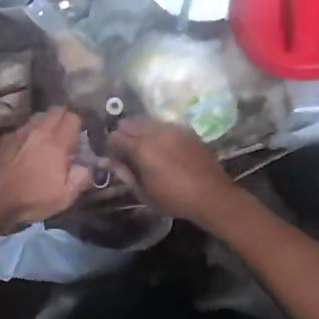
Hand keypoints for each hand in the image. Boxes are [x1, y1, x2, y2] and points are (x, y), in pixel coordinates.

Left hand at [0, 109, 89, 228]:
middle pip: (56, 111)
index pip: (73, 117)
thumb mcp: (64, 197)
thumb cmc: (30, 199)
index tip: (80, 137)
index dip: (79, 125)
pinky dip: (29, 133)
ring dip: (46, 123)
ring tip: (47, 139)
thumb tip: (88, 165)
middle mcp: (38, 131)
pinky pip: (23, 127)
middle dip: (64, 119)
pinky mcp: (4, 139)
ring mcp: (19, 133)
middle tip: (66, 135)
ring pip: (38, 117)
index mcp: (56, 143)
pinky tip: (27, 148)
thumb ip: (82, 177)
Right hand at [108, 117, 239, 223]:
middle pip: (130, 123)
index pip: (115, 136)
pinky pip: (164, 124)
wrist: (210, 193)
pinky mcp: (186, 130)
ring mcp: (172, 128)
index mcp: (141, 148)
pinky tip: (162, 144)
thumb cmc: (173, 198)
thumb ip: (124, 173)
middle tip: (128, 150)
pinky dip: (158, 130)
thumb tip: (108, 162)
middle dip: (125, 133)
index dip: (112, 146)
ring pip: (148, 120)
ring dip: (141, 129)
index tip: (115, 156)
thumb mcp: (143, 192)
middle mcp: (155, 132)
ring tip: (145, 146)